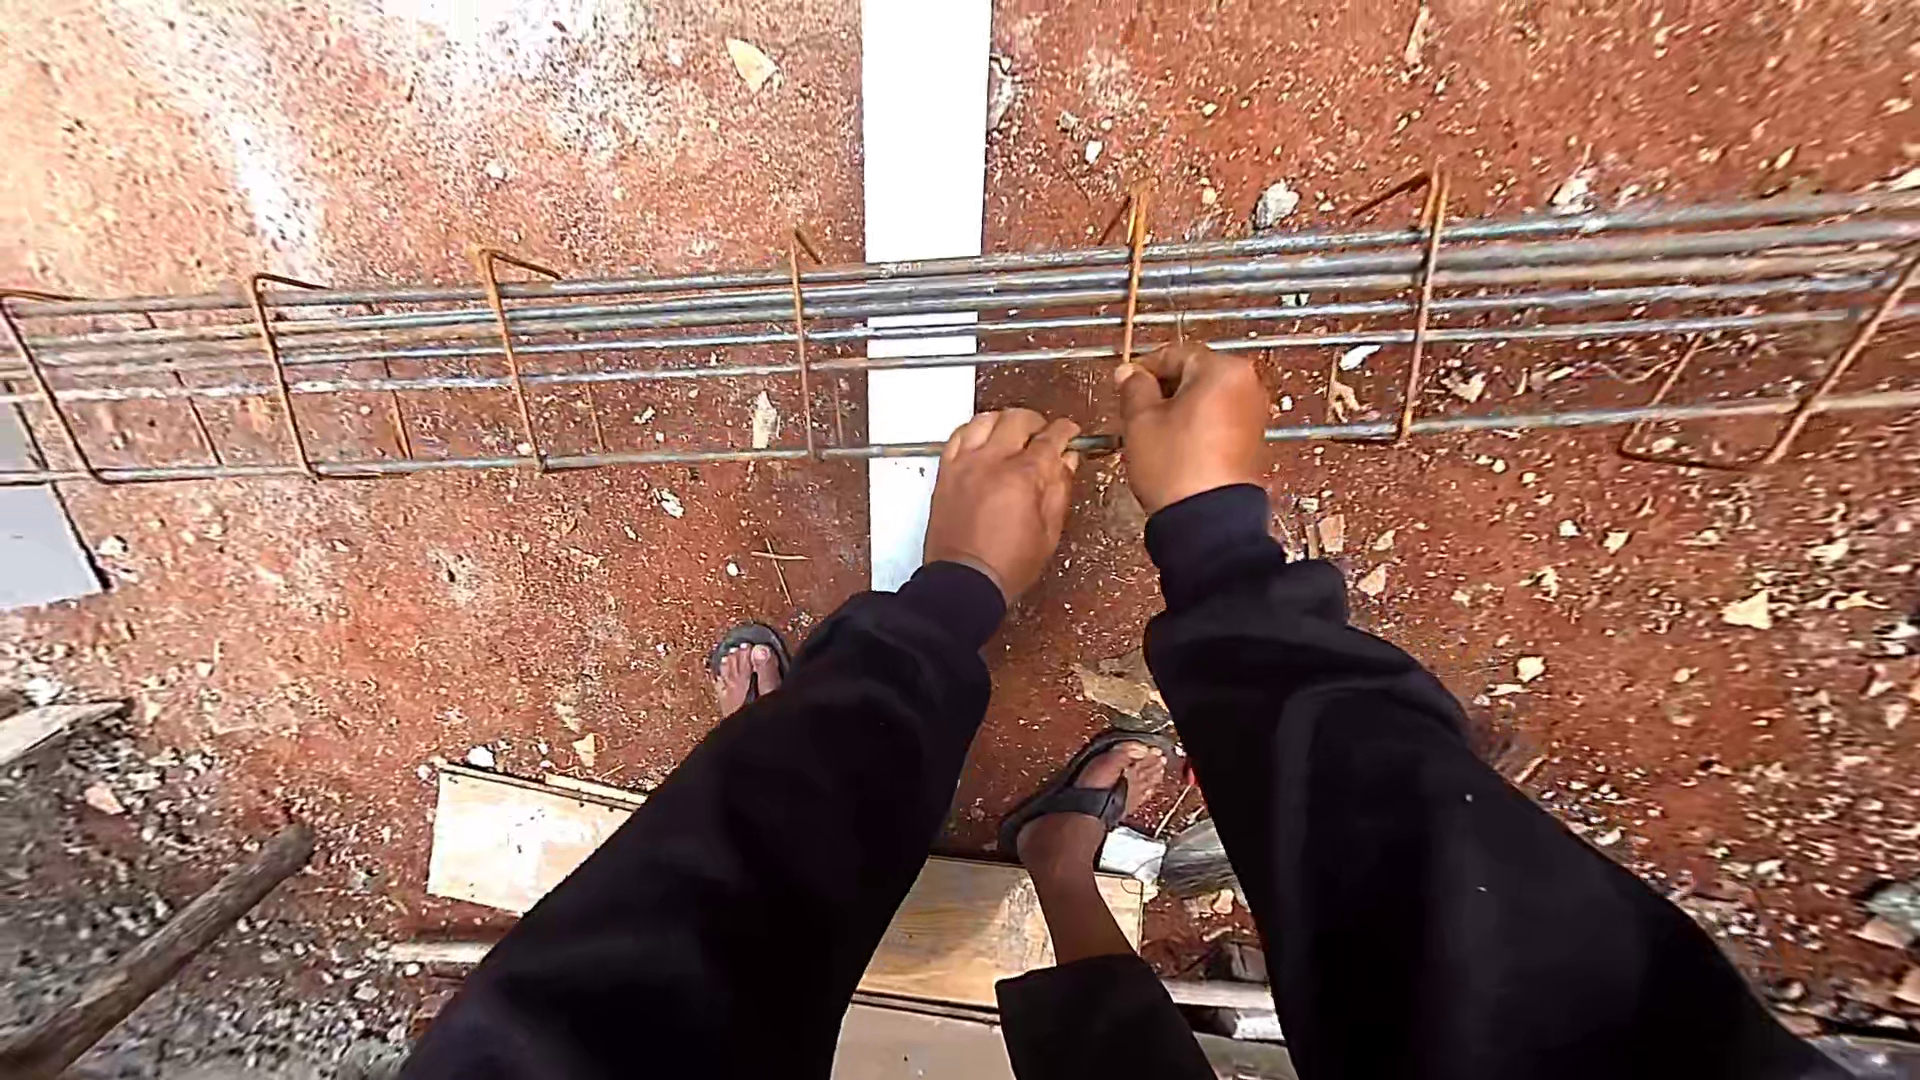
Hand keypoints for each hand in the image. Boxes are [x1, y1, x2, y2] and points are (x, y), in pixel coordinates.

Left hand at [923, 408, 1081, 601]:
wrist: (964, 581)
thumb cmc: (1006, 565)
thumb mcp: (1049, 533)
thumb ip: (1059, 490)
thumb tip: (1067, 461)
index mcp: (1022, 477)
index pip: (1051, 438)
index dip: (1066, 432)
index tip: (1070, 433)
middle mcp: (991, 462)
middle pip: (1018, 419)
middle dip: (1037, 423)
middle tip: (1044, 435)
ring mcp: (965, 464)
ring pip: (985, 419)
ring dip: (1004, 421)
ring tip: (1013, 434)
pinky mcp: (945, 473)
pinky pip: (957, 436)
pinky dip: (973, 431)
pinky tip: (983, 440)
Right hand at [1114, 341, 1265, 513]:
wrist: (1205, 518)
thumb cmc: (1173, 465)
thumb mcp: (1140, 420)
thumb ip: (1134, 387)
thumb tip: (1129, 373)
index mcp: (1222, 371)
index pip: (1176, 354)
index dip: (1144, 368)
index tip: (1124, 384)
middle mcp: (1246, 385)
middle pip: (1194, 374)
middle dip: (1162, 390)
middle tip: (1134, 412)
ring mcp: (1253, 414)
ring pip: (1205, 399)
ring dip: (1177, 409)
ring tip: (1151, 433)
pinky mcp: (1251, 441)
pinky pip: (1217, 421)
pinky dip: (1194, 426)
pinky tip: (1173, 447)